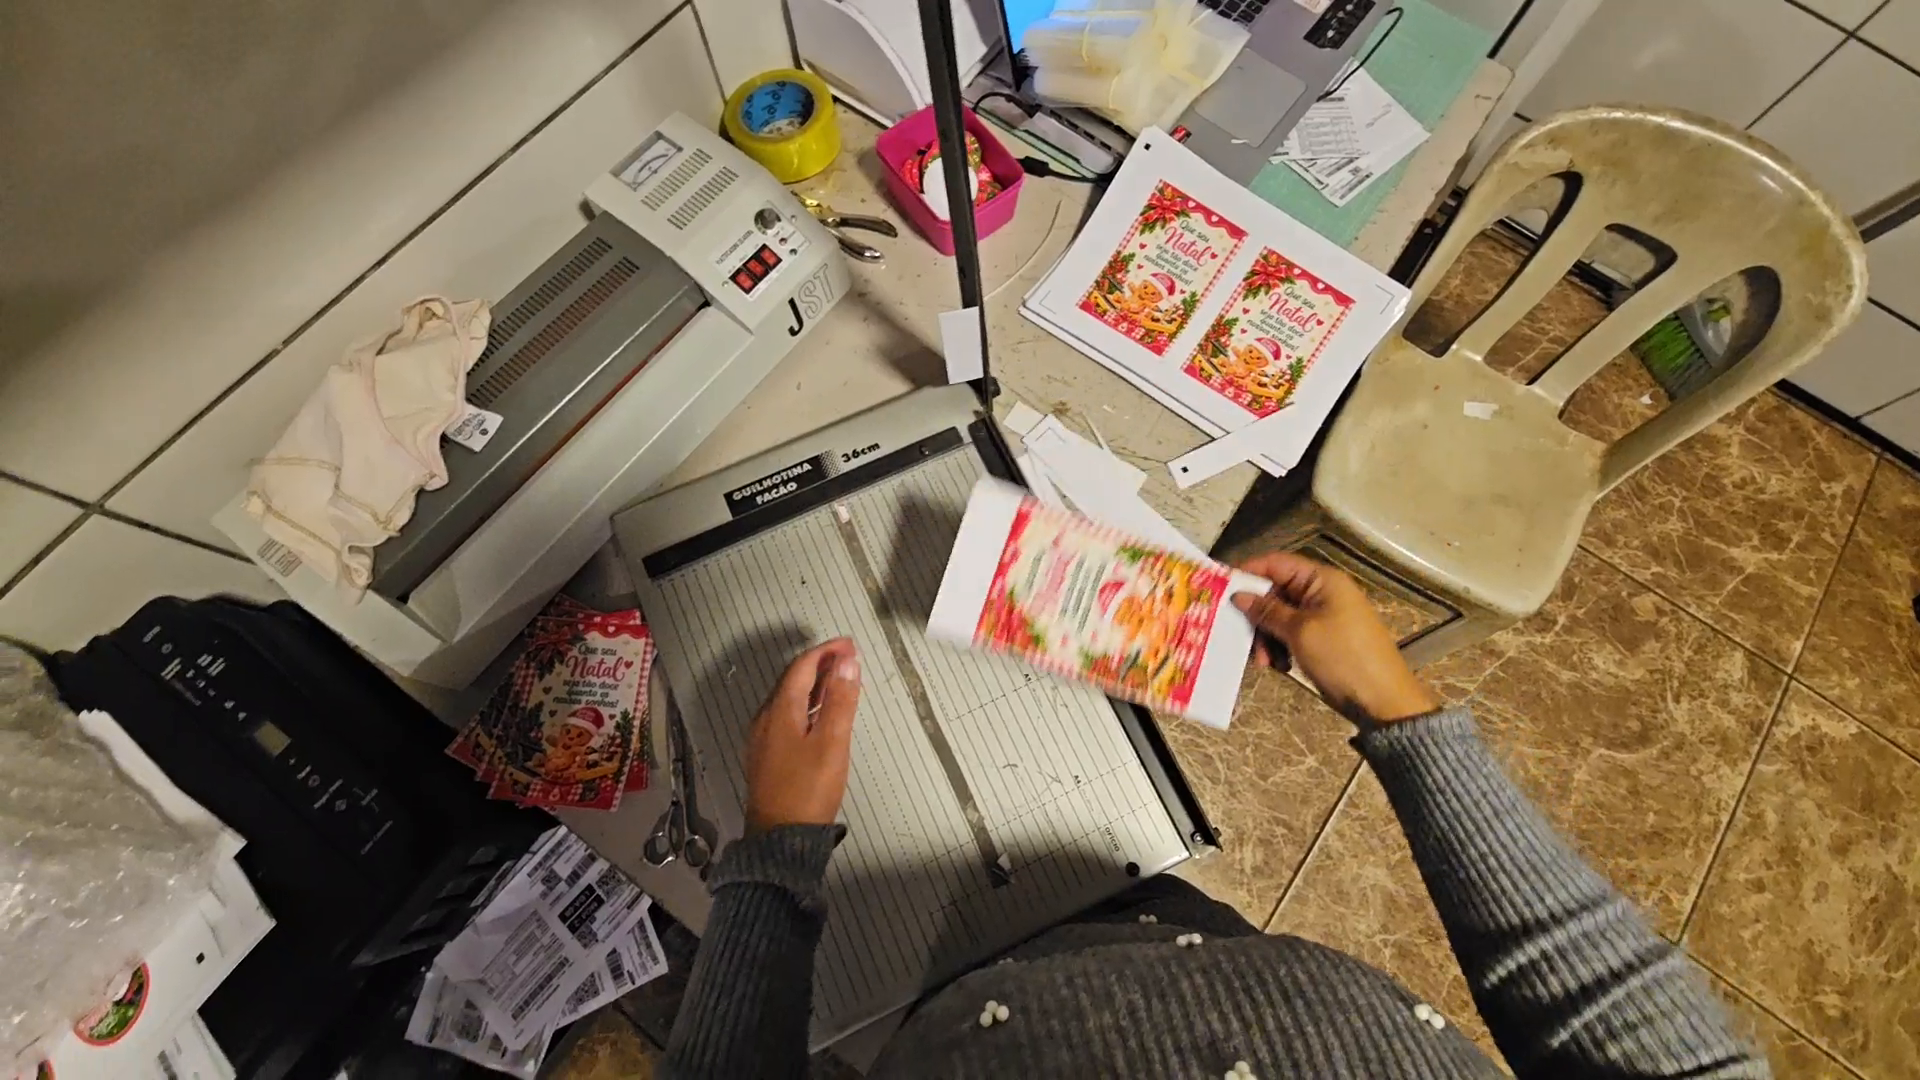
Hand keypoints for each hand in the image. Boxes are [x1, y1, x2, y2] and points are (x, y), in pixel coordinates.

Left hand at [743, 638, 861, 832]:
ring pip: (790, 698)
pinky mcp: (769, 755)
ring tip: (843, 679)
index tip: (851, 644)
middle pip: (793, 679)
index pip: (802, 667)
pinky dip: (810, 704)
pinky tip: (824, 712)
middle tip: (850, 657)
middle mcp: (766, 718)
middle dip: (822, 664)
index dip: (826, 651)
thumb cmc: (809, 789)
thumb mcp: (832, 743)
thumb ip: (840, 700)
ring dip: (816, 684)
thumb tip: (848, 661)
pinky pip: (789, 715)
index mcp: (780, 710)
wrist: (780, 841)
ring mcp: (764, 738)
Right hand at [1232, 552, 1438, 726]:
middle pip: (1273, 592)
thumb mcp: (1300, 631)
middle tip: (1242, 638)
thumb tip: (1238, 596)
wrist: (1382, 700)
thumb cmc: (1343, 657)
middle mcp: (1320, 592)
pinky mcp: (1320, 638)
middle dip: (1256, 615)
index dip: (1247, 572)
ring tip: (1265, 662)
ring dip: (1265, 637)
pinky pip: (1289, 634)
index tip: (1221, 588)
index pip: (1275, 563)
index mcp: (1321, 580)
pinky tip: (1279, 666)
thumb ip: (1267, 610)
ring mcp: (1321, 616)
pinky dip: (1279, 647)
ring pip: (1277, 616)